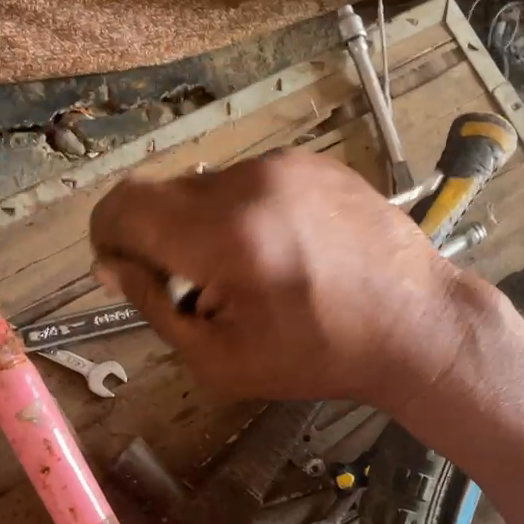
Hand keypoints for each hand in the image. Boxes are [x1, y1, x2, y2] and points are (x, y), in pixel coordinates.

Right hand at [89, 149, 507, 411]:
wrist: (416, 324)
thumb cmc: (318, 356)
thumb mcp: (220, 360)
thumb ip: (154, 307)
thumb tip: (113, 264)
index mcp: (222, 235)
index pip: (122, 206)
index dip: (107, 238)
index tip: (124, 271)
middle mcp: (248, 182)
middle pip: (162, 196)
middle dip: (161, 241)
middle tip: (200, 290)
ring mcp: (284, 165)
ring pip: (206, 188)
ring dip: (205, 228)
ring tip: (252, 276)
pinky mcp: (312, 162)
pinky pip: (249, 182)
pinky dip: (245, 215)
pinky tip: (282, 254)